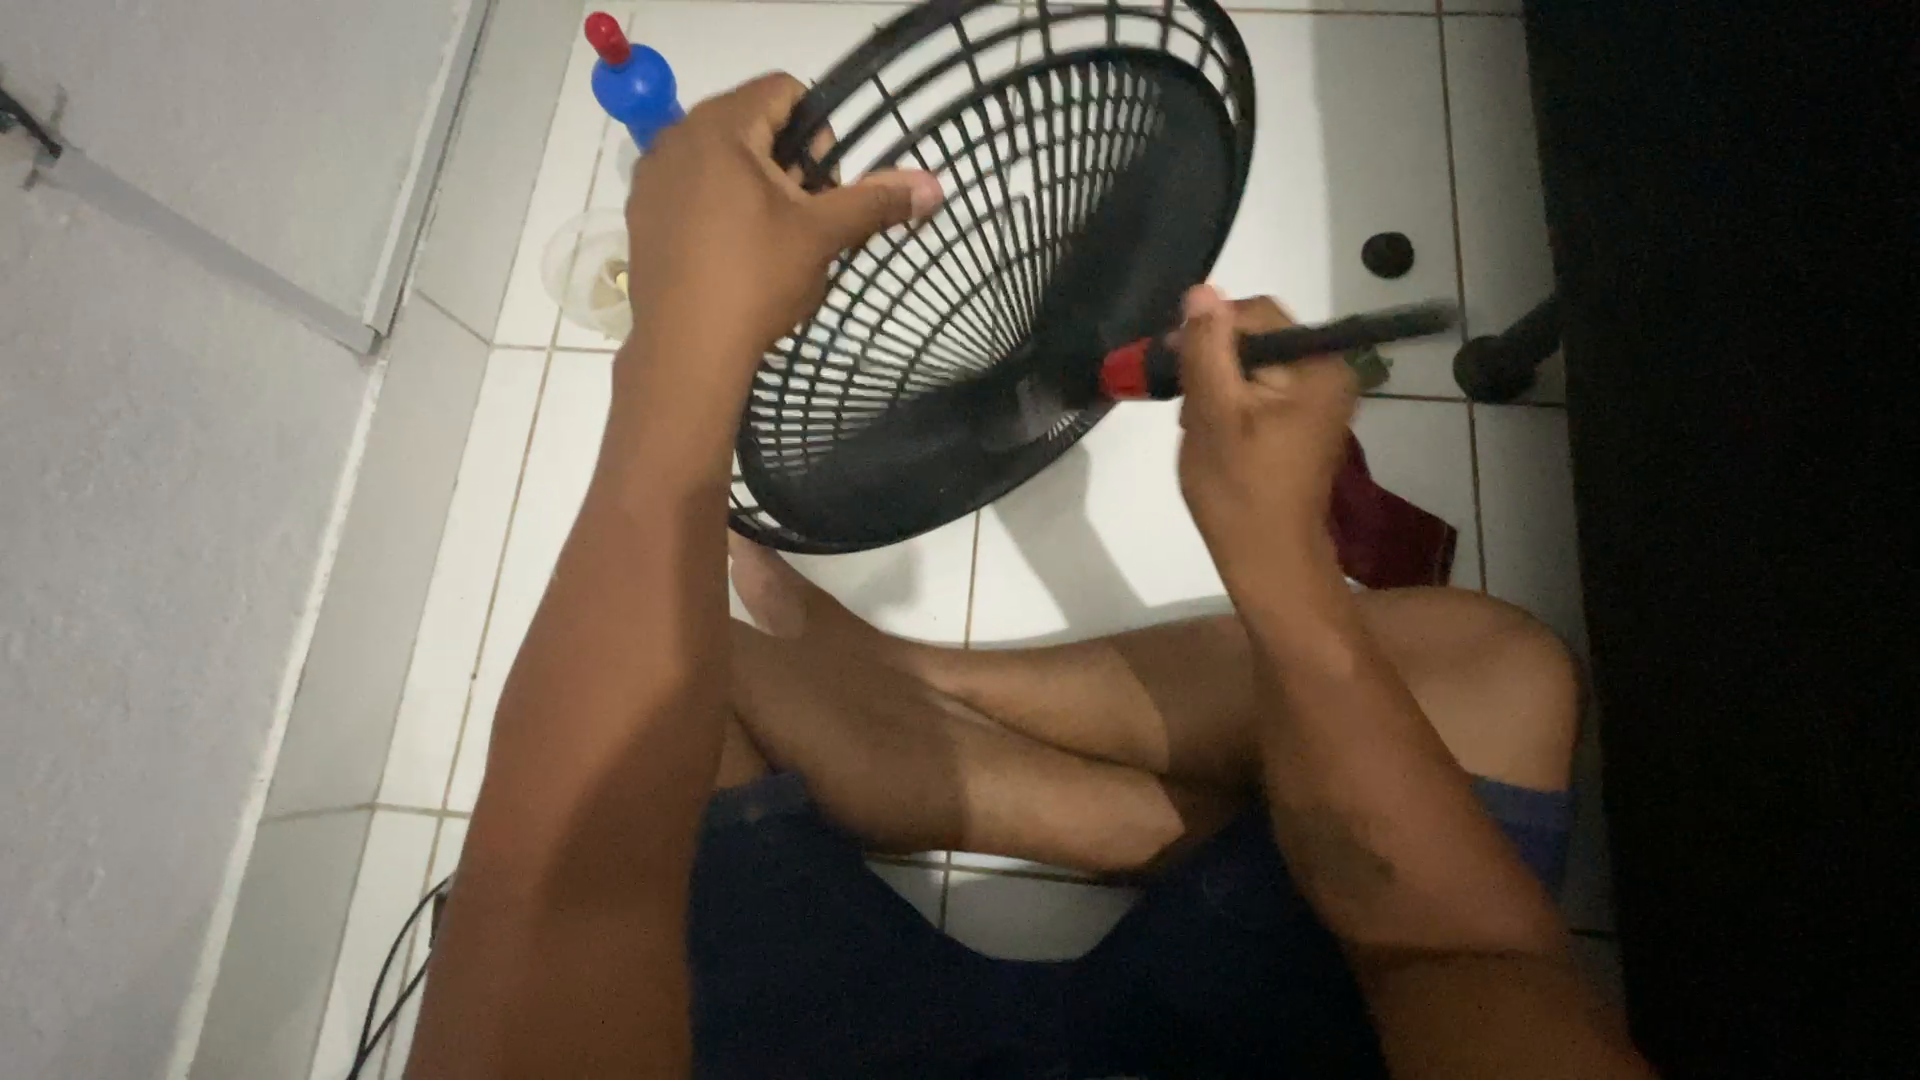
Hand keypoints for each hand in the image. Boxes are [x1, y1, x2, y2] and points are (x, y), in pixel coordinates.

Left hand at [618, 73, 943, 408]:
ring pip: (719, 161)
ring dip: (754, 188)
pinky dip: (719, 210)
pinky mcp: (641, 216)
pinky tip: (731, 257)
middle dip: (787, 164)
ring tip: (768, 242)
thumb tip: (934, 185)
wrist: (687, 350)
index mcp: (721, 127)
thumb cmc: (756, 281)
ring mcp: (652, 178)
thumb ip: (874, 202)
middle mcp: (676, 137)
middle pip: (750, 124)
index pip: (783, 90)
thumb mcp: (821, 237)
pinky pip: (690, 192)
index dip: (819, 132)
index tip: (825, 186)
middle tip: (802, 219)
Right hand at [1176, 286, 1356, 582]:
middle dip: (1212, 364)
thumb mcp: (1214, 414)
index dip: (1207, 332)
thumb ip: (1207, 350)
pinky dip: (1231, 405)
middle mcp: (1329, 373)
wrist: (1266, 557)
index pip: (1255, 314)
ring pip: (1252, 366)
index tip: (1171, 365)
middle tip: (1185, 404)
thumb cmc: (1237, 489)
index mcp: (1318, 366)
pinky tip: (1215, 434)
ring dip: (1216, 386)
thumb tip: (1201, 291)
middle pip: (1256, 338)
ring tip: (1200, 425)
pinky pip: (1260, 392)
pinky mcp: (1304, 422)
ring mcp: (1319, 400)